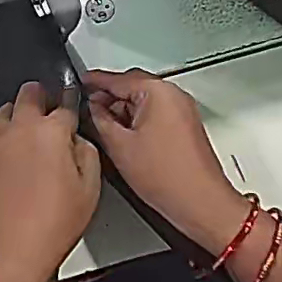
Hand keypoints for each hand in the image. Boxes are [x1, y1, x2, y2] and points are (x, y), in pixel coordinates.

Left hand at [0, 81, 101, 281]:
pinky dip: (8, 128)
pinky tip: (19, 145)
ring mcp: (0, 140)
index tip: (75, 102)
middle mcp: (22, 128)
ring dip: (22, 109)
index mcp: (52, 131)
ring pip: (9, 107)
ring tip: (35, 125)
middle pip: (30, 92)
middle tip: (53, 104)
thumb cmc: (50, 223)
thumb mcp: (90, 188)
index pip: (66, 103)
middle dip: (44, 94)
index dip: (73, 101)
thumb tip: (79, 141)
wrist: (11, 247)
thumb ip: (88, 152)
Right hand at [84, 68, 248, 249]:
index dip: (94, 81)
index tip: (81, 82)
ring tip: (107, 130)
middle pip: (132, 86)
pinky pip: (155, 112)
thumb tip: (93, 107)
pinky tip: (125, 139)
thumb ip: (99, 118)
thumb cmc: (170, 178)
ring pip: (143, 100)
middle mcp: (174, 95)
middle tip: (89, 109)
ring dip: (123, 111)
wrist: (200, 203)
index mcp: (158, 92)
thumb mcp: (118, 145)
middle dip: (109, 97)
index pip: (117, 78)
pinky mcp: (184, 125)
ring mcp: (182, 110)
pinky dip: (138, 120)